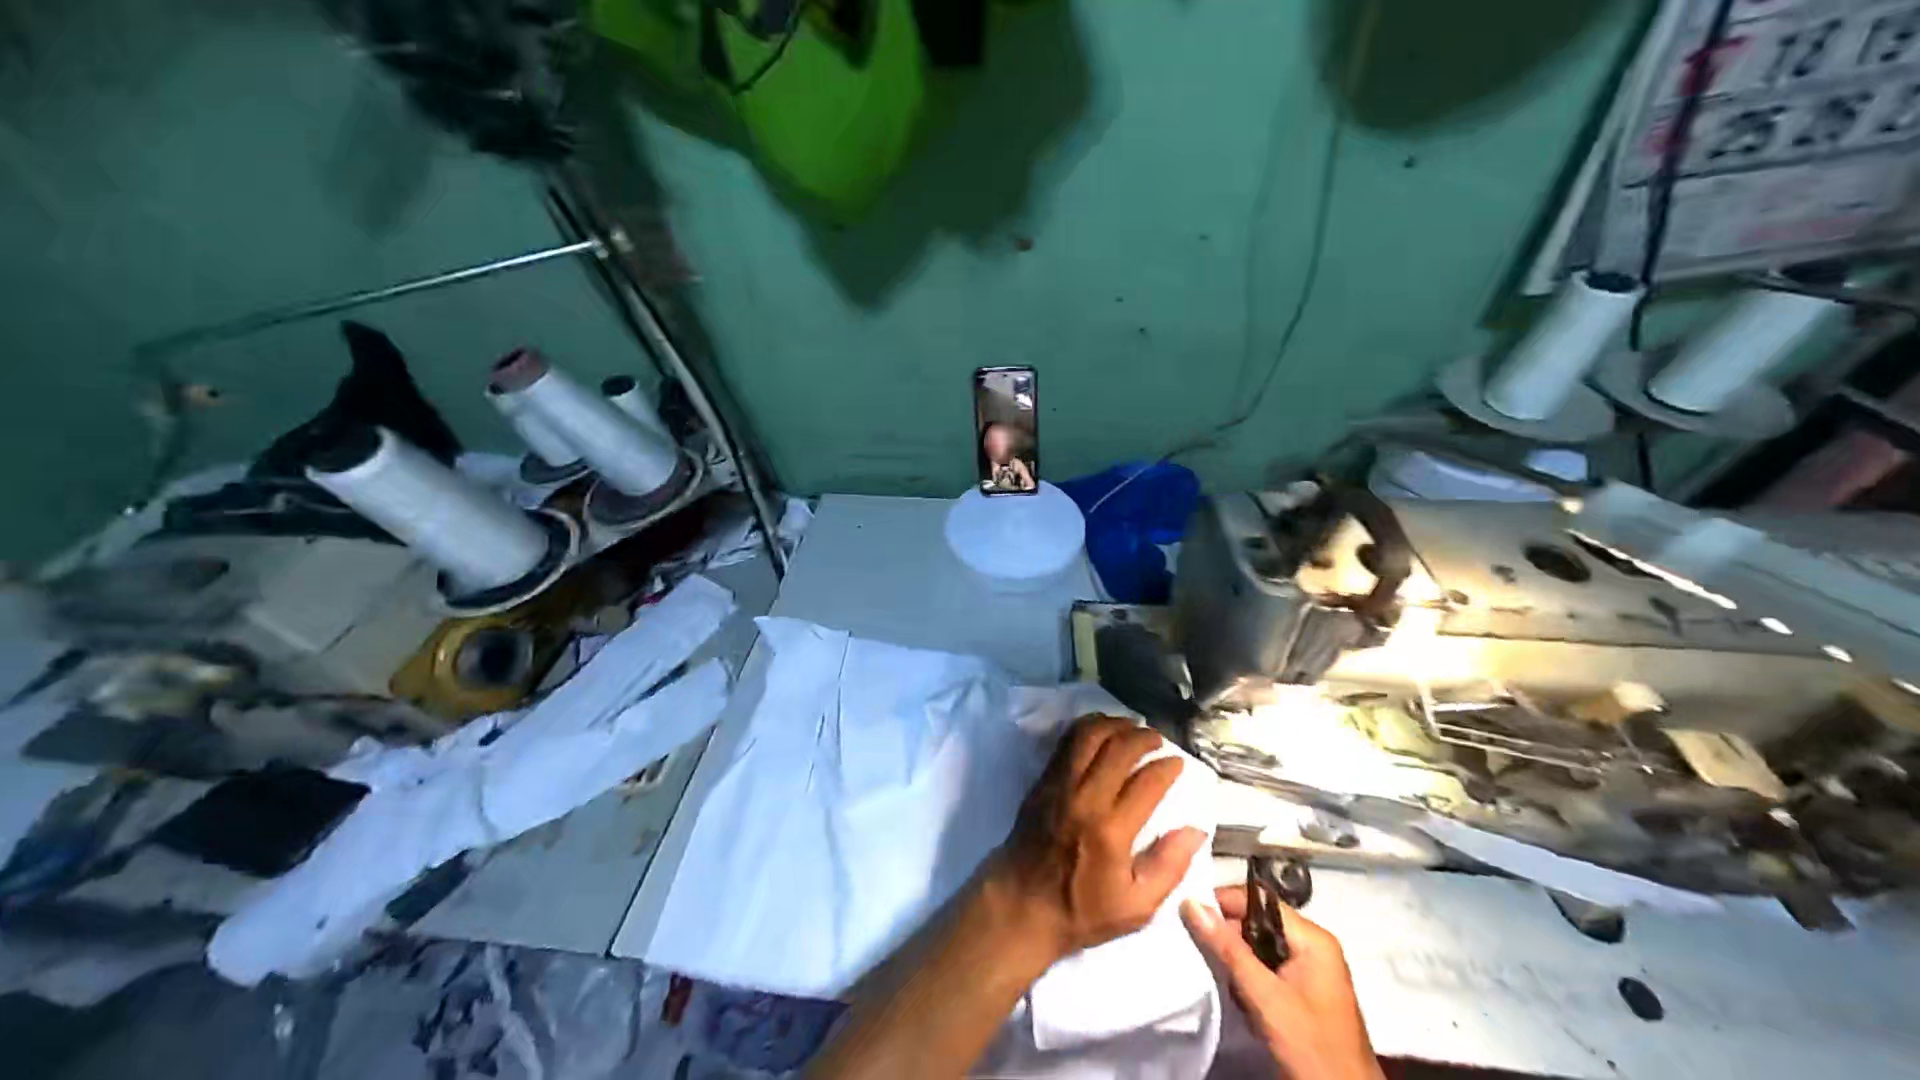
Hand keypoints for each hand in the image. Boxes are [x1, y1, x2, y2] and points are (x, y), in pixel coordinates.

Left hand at [986, 714, 1206, 962]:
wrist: (1020, 904)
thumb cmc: (1081, 910)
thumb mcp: (1136, 907)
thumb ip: (1169, 866)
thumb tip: (1195, 830)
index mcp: (1111, 831)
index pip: (1146, 783)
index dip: (1167, 768)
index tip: (1178, 763)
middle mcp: (1084, 799)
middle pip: (1117, 749)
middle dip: (1143, 737)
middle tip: (1158, 740)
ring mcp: (1059, 785)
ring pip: (1088, 736)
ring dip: (1113, 724)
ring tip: (1131, 727)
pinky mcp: (1042, 781)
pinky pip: (1066, 742)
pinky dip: (1087, 728)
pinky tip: (1102, 731)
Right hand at [1181, 886, 1382, 1079]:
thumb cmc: (1311, 1049)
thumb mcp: (1264, 998)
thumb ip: (1227, 949)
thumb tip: (1190, 902)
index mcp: (1312, 938)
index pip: (1258, 899)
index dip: (1223, 902)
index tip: (1189, 915)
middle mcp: (1312, 946)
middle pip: (1257, 920)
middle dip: (1227, 934)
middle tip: (1197, 948)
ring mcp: (1310, 970)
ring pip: (1258, 945)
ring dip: (1236, 958)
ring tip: (1217, 974)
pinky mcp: (1303, 992)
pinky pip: (1266, 967)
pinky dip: (1247, 976)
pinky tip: (1236, 994)